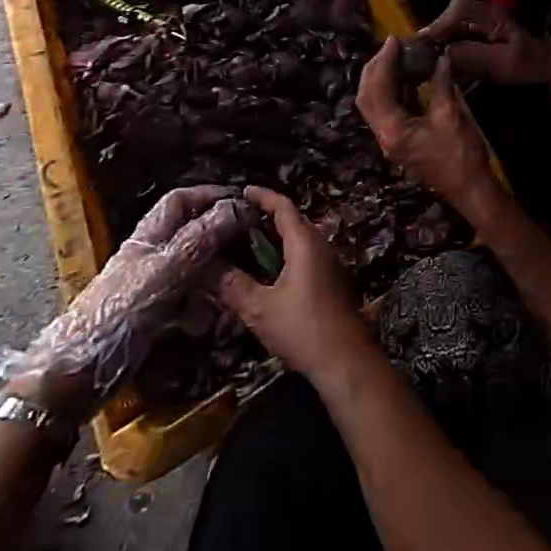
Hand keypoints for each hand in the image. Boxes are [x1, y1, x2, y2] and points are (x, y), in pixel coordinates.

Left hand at [10, 185, 252, 418]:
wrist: (76, 376)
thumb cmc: (118, 313)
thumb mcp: (165, 270)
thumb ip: (201, 238)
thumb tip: (238, 206)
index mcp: (150, 237)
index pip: (181, 200)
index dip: (210, 195)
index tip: (243, 202)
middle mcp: (153, 257)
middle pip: (193, 234)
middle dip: (222, 238)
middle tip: (252, 245)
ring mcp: (153, 287)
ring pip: (195, 270)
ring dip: (217, 278)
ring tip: (237, 288)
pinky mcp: (154, 317)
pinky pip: (188, 303)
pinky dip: (201, 310)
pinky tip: (207, 324)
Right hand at [215, 187, 371, 375]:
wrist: (344, 359)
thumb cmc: (303, 328)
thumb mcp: (260, 308)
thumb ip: (233, 285)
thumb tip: (206, 267)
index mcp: (305, 243)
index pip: (283, 207)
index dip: (263, 196)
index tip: (242, 191)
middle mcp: (320, 245)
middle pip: (293, 221)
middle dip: (266, 217)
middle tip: (237, 220)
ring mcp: (329, 263)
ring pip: (299, 240)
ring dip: (275, 238)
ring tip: (246, 243)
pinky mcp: (331, 280)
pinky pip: (305, 256)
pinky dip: (285, 254)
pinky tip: (267, 271)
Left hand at [358, 37, 502, 211]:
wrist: (471, 191)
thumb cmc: (462, 156)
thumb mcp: (452, 116)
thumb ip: (441, 85)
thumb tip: (441, 59)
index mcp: (392, 130)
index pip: (377, 89)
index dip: (383, 61)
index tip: (394, 41)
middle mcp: (384, 135)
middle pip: (367, 95)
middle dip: (376, 68)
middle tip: (392, 47)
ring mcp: (391, 139)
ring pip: (376, 103)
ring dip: (383, 79)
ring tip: (399, 57)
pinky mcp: (401, 141)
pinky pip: (390, 110)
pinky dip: (396, 91)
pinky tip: (409, 77)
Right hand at [422, 0, 549, 83]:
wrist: (544, 65)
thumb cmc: (528, 63)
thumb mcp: (504, 63)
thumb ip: (475, 57)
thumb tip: (445, 53)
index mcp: (491, 14)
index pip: (458, 10)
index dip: (439, 25)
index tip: (424, 43)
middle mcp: (481, 13)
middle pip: (449, 18)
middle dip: (433, 36)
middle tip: (418, 56)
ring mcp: (478, 23)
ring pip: (450, 29)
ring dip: (437, 45)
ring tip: (424, 63)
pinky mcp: (476, 35)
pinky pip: (455, 39)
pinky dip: (446, 51)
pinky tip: (441, 67)